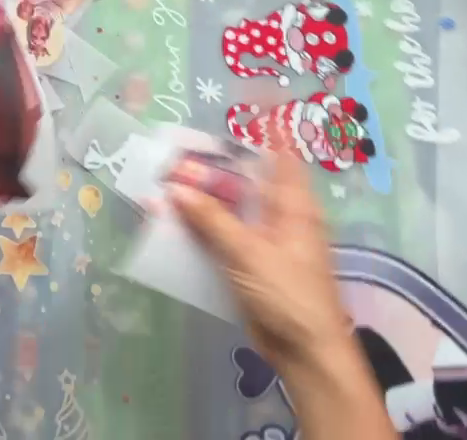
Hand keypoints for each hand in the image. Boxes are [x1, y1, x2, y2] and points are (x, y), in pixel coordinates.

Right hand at [169, 154, 356, 384]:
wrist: (306, 355)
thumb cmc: (288, 295)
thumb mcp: (248, 252)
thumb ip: (210, 218)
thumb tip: (174, 187)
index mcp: (292, 206)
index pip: (281, 155)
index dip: (262, 131)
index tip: (232, 111)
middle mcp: (278, 215)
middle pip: (243, 179)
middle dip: (209, 165)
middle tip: (172, 152)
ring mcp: (262, 239)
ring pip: (227, 205)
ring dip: (197, 195)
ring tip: (160, 179)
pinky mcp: (247, 261)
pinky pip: (218, 232)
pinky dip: (196, 223)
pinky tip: (167, 218)